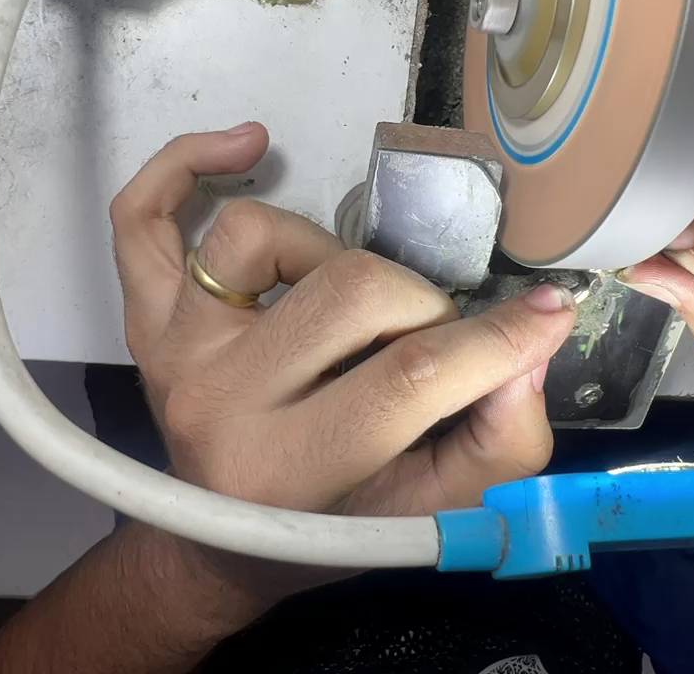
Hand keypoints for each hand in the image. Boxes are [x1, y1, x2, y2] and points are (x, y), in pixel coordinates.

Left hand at [108, 122, 575, 584]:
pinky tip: (247, 145)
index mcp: (289, 470)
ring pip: (261, 234)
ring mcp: (175, 348)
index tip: (549, 309)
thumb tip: (536, 335)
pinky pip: (143, 216)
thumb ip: (499, 442)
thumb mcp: (431, 519)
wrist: (218, 547)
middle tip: (428, 335)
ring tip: (348, 301)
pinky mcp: (150, 315)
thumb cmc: (332, 532)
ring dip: (330, 253)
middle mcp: (218, 403)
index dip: (495, 338)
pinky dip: (185, 165)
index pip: (409, 377)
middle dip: (419, 303)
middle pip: (350, 288)